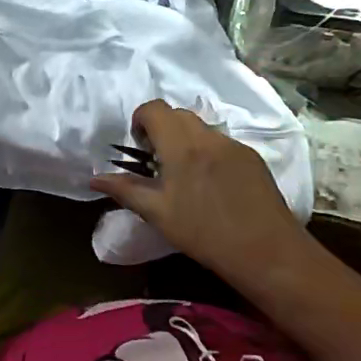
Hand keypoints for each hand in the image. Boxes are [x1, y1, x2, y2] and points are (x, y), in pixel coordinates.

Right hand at [90, 101, 312, 282]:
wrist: (265, 250)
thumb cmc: (204, 234)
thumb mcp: (159, 214)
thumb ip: (126, 190)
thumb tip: (95, 178)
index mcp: (182, 146)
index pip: (155, 109)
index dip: (140, 121)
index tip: (140, 149)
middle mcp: (209, 137)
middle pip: (178, 114)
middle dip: (162, 130)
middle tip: (158, 164)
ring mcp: (234, 145)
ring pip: (202, 128)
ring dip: (186, 141)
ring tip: (185, 177)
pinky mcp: (252, 157)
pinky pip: (222, 142)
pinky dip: (208, 152)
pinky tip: (212, 186)